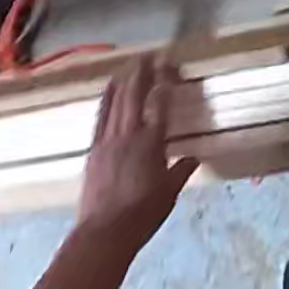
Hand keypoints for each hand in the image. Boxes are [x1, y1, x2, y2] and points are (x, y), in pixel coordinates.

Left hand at [74, 56, 199, 255]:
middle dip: (143, 72)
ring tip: (131, 64)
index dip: (165, 82)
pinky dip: (107, 98)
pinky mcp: (95, 149)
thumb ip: (181, 170)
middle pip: (136, 95)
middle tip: (149, 55)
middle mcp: (130, 135)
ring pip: (117, 101)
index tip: (170, 66)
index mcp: (152, 143)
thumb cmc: (142, 214)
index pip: (161, 104)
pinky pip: (101, 116)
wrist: (104, 233)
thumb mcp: (169, 193)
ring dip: (125, 80)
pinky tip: (109, 87)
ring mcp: (109, 140)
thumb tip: (194, 157)